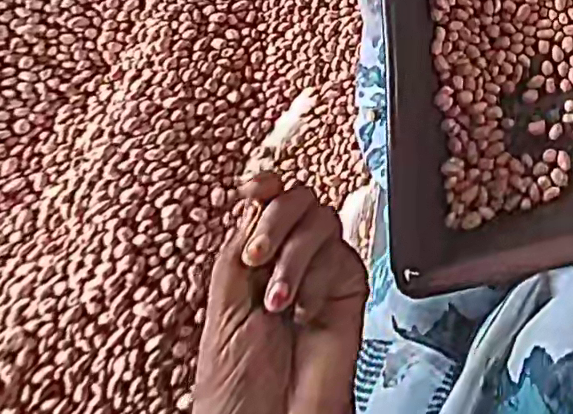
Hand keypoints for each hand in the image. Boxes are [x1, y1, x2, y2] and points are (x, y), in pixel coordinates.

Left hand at [193, 173, 366, 413]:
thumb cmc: (235, 388)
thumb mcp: (223, 309)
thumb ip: (241, 248)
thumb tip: (260, 197)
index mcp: (255, 261)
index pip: (267, 204)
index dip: (265, 185)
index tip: (254, 187)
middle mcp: (290, 259)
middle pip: (299, 199)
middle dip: (278, 219)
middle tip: (258, 257)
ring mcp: (322, 270)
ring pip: (322, 218)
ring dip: (295, 257)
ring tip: (279, 302)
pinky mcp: (349, 286)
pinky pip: (341, 254)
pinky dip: (318, 279)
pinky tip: (305, 314)